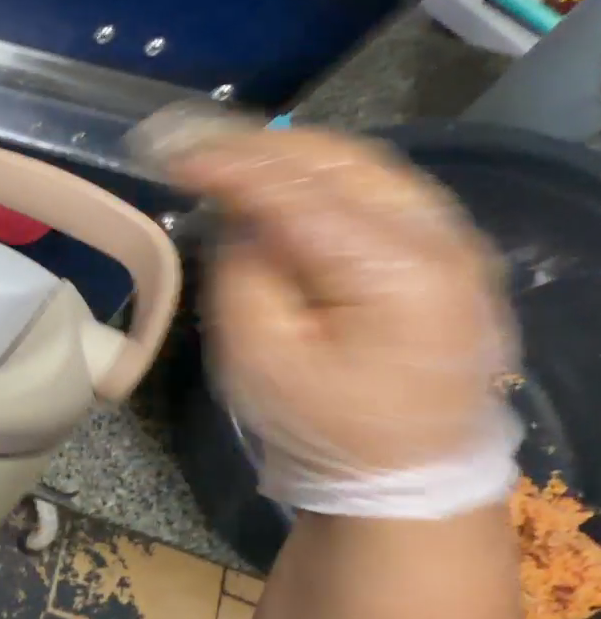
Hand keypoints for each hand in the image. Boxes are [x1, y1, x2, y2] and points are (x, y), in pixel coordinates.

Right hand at [137, 108, 518, 514]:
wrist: (404, 475)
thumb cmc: (321, 425)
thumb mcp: (260, 357)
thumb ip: (245, 275)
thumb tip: (238, 220)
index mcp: (388, 269)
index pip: (295, 191)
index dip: (226, 165)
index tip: (166, 152)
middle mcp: (437, 238)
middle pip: (340, 160)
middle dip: (257, 145)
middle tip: (187, 143)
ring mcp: (452, 243)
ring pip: (364, 166)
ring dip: (288, 155)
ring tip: (223, 156)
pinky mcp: (444, 255)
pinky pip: (378, 191)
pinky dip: (319, 177)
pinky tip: (277, 183)